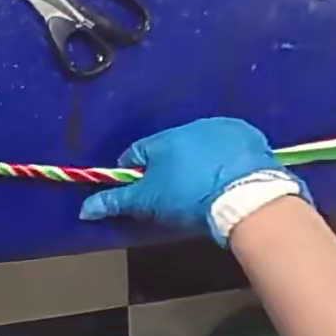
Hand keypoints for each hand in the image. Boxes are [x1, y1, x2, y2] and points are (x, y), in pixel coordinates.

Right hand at [78, 117, 306, 243]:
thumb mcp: (146, 202)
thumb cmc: (188, 197)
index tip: (138, 193)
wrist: (248, 200)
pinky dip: (220, 161)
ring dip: (193, 163)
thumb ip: (114, 202)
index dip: (133, 175)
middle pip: (167, 149)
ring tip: (197, 189)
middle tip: (168, 195)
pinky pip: (226, 149)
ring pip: (198, 147)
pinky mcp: (252, 138)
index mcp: (164, 139)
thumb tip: (83, 210)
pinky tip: (221, 181)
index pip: (135, 154)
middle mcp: (194, 126)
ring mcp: (226, 129)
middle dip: (165, 168)